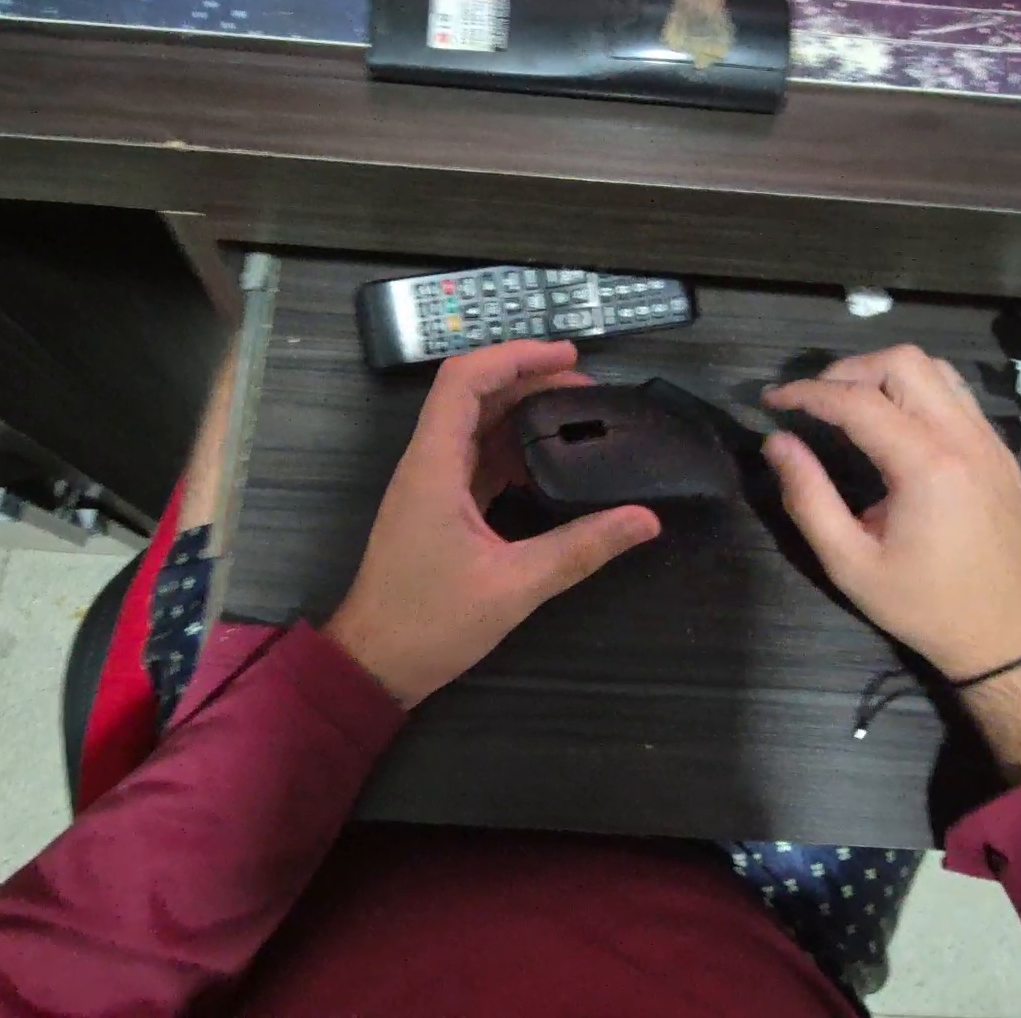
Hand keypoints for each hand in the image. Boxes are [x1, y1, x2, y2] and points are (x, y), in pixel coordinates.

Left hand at [325, 342, 661, 706]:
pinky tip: (549, 463)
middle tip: (587, 389)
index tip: (569, 358)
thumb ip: (581, 548)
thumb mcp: (514, 586)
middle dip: (529, 381)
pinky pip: (476, 460)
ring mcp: (431, 485)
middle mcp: (428, 463)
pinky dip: (512, 451)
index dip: (516, 356)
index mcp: (435, 465)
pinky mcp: (439, 507)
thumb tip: (645, 521)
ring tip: (576, 417)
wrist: (374, 663)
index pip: (465, 380)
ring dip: (521, 414)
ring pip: (475, 427)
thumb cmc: (430, 622)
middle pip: (474, 395)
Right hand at [761, 346, 1020, 682]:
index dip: (805, 392)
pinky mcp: (1000, 453)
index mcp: (926, 465)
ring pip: (935, 370)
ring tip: (845, 405)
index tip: (770, 401)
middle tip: (810, 401)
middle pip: (903, 362)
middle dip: (846, 370)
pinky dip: (913, 390)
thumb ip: (807, 498)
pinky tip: (889, 423)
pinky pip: (955, 395)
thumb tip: (777, 444)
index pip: (857, 400)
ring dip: (882, 374)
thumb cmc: (926, 606)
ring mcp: (989, 441)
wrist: (1018, 637)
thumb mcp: (850, 563)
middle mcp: (964, 438)